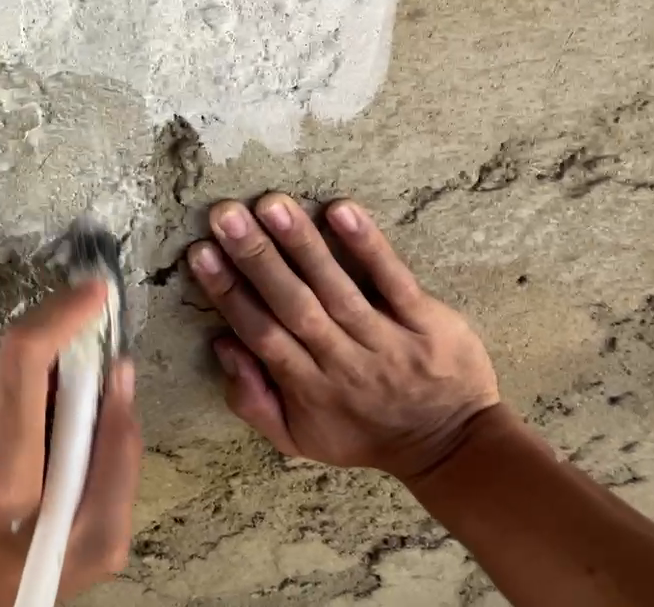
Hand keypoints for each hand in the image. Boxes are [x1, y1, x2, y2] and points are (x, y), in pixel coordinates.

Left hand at [0, 284, 140, 606]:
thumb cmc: (12, 586)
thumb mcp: (89, 548)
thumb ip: (118, 459)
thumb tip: (118, 373)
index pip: (23, 360)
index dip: (61, 314)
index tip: (95, 293)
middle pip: (20, 372)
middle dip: (58, 381)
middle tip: (71, 427)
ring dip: (25, 405)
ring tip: (22, 466)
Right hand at [187, 194, 499, 481]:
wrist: (453, 450)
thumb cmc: (361, 433)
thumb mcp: (298, 438)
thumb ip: (252, 399)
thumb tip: (223, 343)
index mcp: (306, 386)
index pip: (260, 332)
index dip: (228, 292)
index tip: (200, 252)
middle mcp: (342, 361)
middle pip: (292, 305)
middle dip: (256, 258)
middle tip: (225, 215)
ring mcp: (386, 340)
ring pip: (336, 288)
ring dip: (301, 244)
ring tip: (271, 204)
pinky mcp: (428, 323)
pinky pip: (395, 281)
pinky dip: (367, 246)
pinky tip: (340, 210)